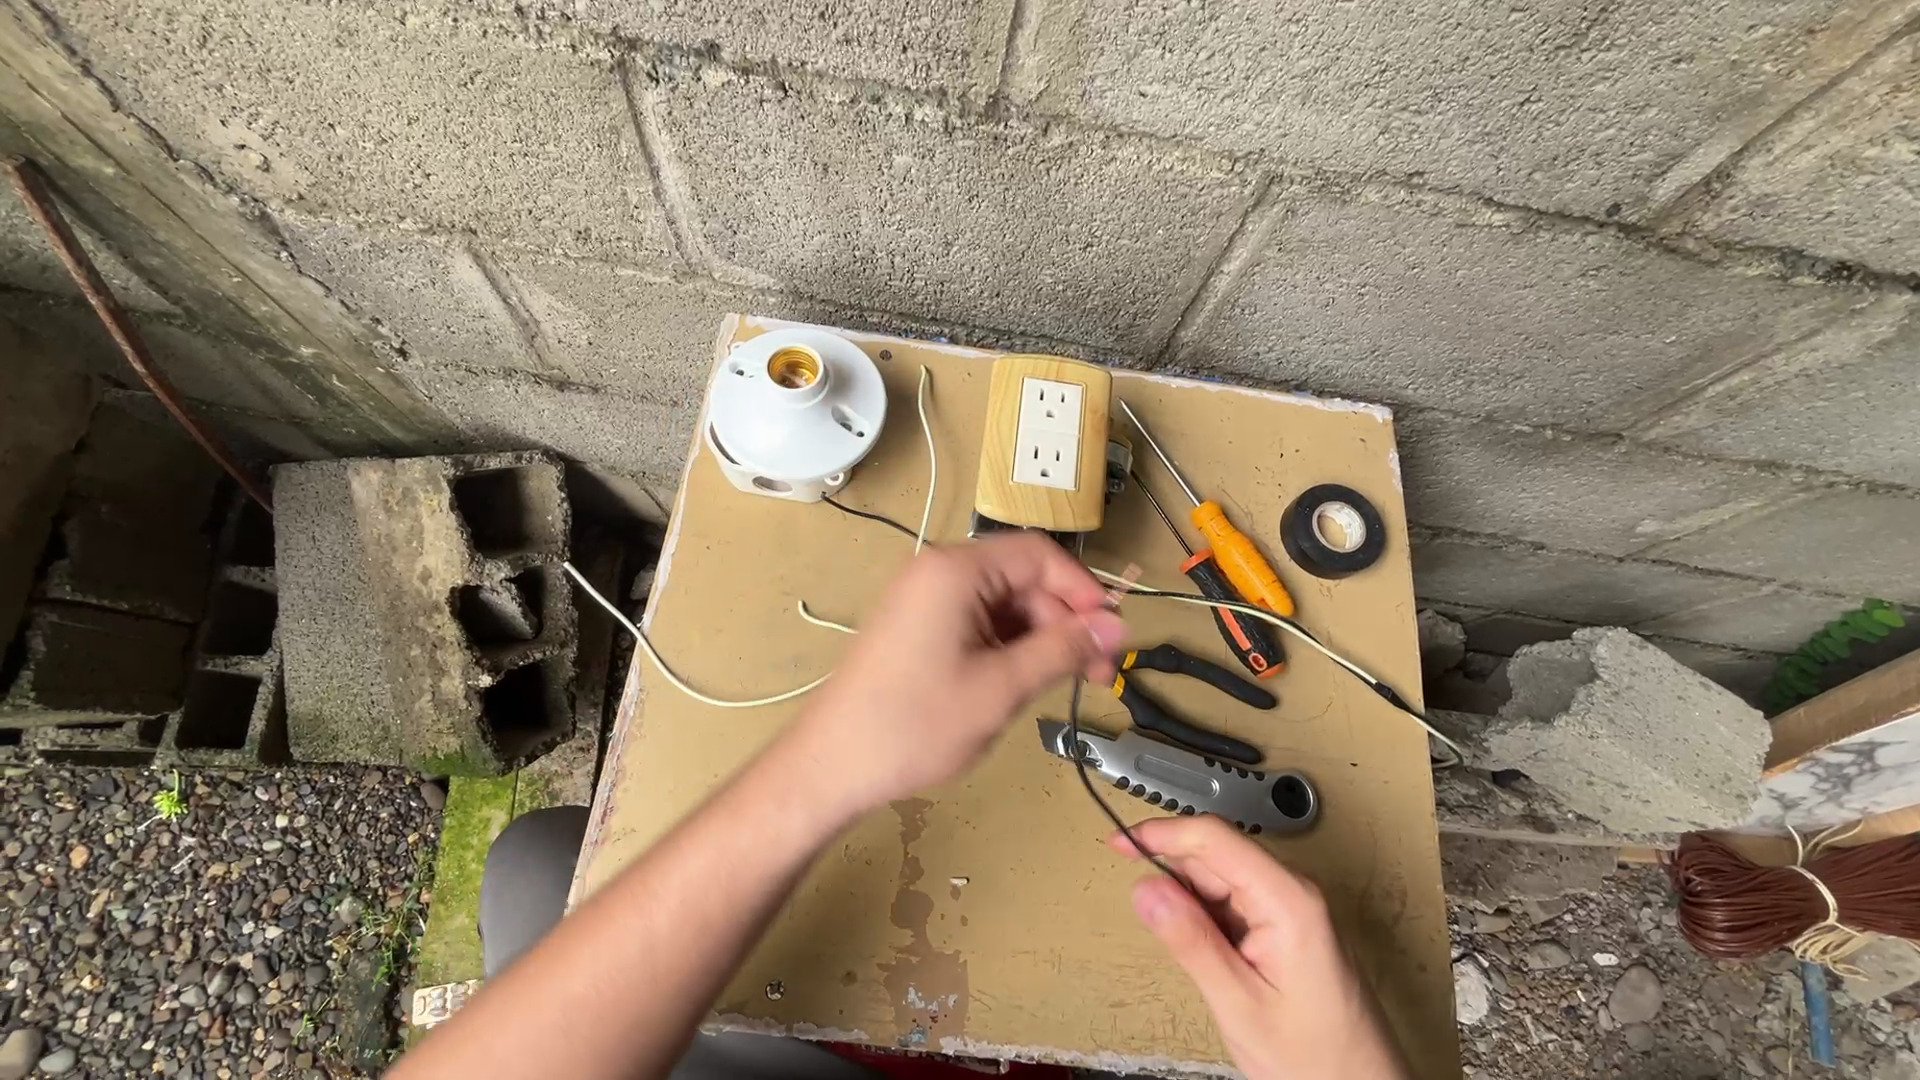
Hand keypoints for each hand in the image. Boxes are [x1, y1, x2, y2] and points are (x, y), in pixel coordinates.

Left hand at [795, 532, 1125, 811]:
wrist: (831, 765)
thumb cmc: (914, 725)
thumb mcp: (1001, 688)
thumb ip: (1062, 649)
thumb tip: (1117, 625)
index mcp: (955, 570)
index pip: (1039, 554)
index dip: (1083, 591)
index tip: (1109, 637)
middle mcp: (938, 571)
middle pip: (1022, 578)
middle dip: (1063, 621)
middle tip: (1093, 674)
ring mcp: (925, 598)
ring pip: (1003, 603)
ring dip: (1038, 638)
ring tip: (1058, 685)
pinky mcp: (918, 626)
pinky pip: (977, 621)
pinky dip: (1007, 646)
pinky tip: (1019, 682)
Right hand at [1110, 816, 1410, 1079]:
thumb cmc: (1316, 1060)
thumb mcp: (1239, 1005)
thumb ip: (1190, 941)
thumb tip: (1145, 888)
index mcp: (1288, 899)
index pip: (1214, 837)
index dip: (1162, 833)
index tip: (1121, 843)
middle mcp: (1292, 890)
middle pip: (1214, 853)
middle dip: (1174, 873)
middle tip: (1149, 913)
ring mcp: (1290, 904)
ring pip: (1219, 875)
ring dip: (1189, 898)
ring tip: (1192, 952)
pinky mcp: (1284, 921)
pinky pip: (1232, 899)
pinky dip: (1206, 915)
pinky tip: (1209, 952)